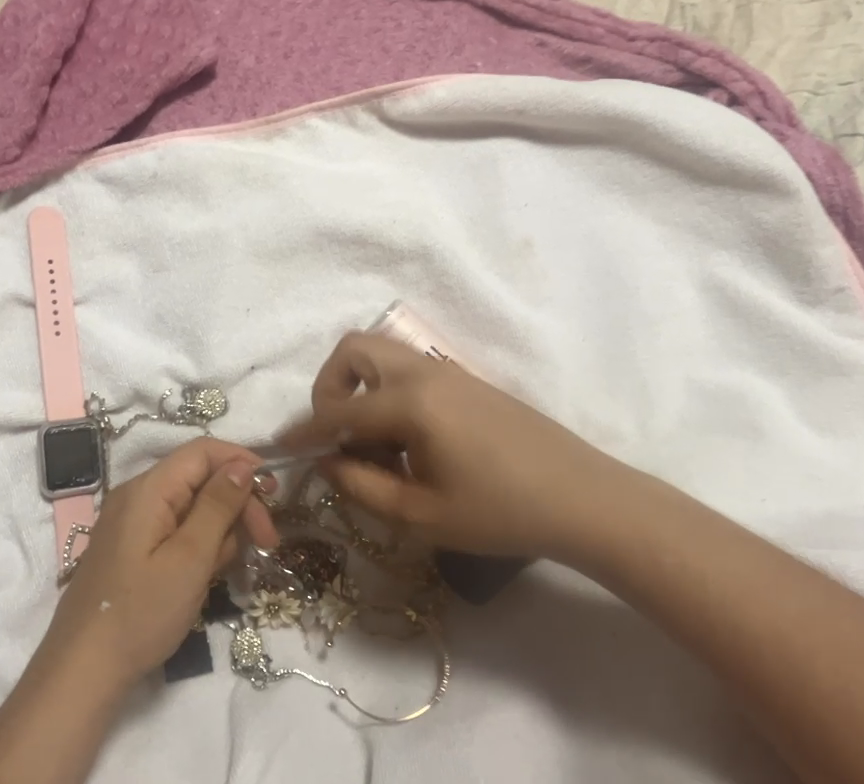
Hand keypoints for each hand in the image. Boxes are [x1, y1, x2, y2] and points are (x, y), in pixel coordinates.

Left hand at [33, 438, 280, 690]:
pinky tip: (205, 578)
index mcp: (148, 490)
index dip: (242, 463)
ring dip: (219, 532)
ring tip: (223, 572)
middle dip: (237, 504)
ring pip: (192, 508)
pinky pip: (176, 531)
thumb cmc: (141, 613)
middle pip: (200, 479)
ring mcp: (132, 524)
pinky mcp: (133, 549)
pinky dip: (199, 548)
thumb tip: (243, 465)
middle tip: (267, 544)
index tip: (275, 496)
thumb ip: (217, 506)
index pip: (202, 451)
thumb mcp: (190, 558)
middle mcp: (137, 496)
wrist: (84, 669)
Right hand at [282, 332, 639, 564]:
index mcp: (410, 403)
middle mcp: (424, 373)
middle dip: (329, 386)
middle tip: (335, 433)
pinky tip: (408, 445)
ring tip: (374, 446)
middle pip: (354, 349)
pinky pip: (409, 371)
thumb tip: (326, 462)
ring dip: (361, 389)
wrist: (583, 498)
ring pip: (382, 355)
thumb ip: (361, 486)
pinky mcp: (466, 382)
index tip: (280, 446)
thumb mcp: (420, 515)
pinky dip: (388, 393)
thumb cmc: (499, 512)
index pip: (338, 410)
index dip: (305, 430)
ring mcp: (448, 372)